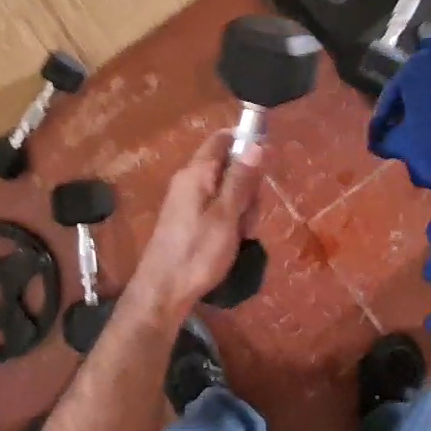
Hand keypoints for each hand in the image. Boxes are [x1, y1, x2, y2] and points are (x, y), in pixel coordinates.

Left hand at [132, 131, 263, 317]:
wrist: (163, 291)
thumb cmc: (197, 252)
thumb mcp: (226, 215)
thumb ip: (241, 179)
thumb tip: (257, 144)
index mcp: (196, 172)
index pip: (222, 139)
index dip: (246, 142)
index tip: (267, 160)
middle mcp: (189, 180)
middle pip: (228, 166)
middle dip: (247, 186)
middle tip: (251, 214)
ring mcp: (187, 200)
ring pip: (226, 190)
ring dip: (241, 208)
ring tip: (241, 234)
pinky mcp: (188, 219)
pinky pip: (216, 208)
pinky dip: (229, 220)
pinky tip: (233, 241)